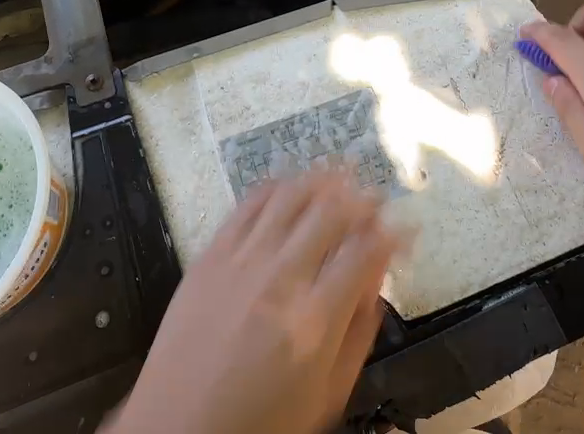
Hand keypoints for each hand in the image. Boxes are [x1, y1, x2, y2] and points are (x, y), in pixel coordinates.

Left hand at [106, 173, 396, 433]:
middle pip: (332, 213)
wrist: (178, 428)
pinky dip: (276, 186)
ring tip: (340, 174)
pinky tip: (291, 184)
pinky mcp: (211, 254)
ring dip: (322, 180)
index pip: (366, 253)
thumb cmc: (261, 420)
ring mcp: (241, 261)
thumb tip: (378, 278)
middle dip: (362, 197)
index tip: (405, 227)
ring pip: (291, 197)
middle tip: (375, 196)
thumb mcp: (326, 393)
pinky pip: (248, 204)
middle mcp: (280, 279)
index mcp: (314, 321)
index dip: (393, 233)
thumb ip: (358, 332)